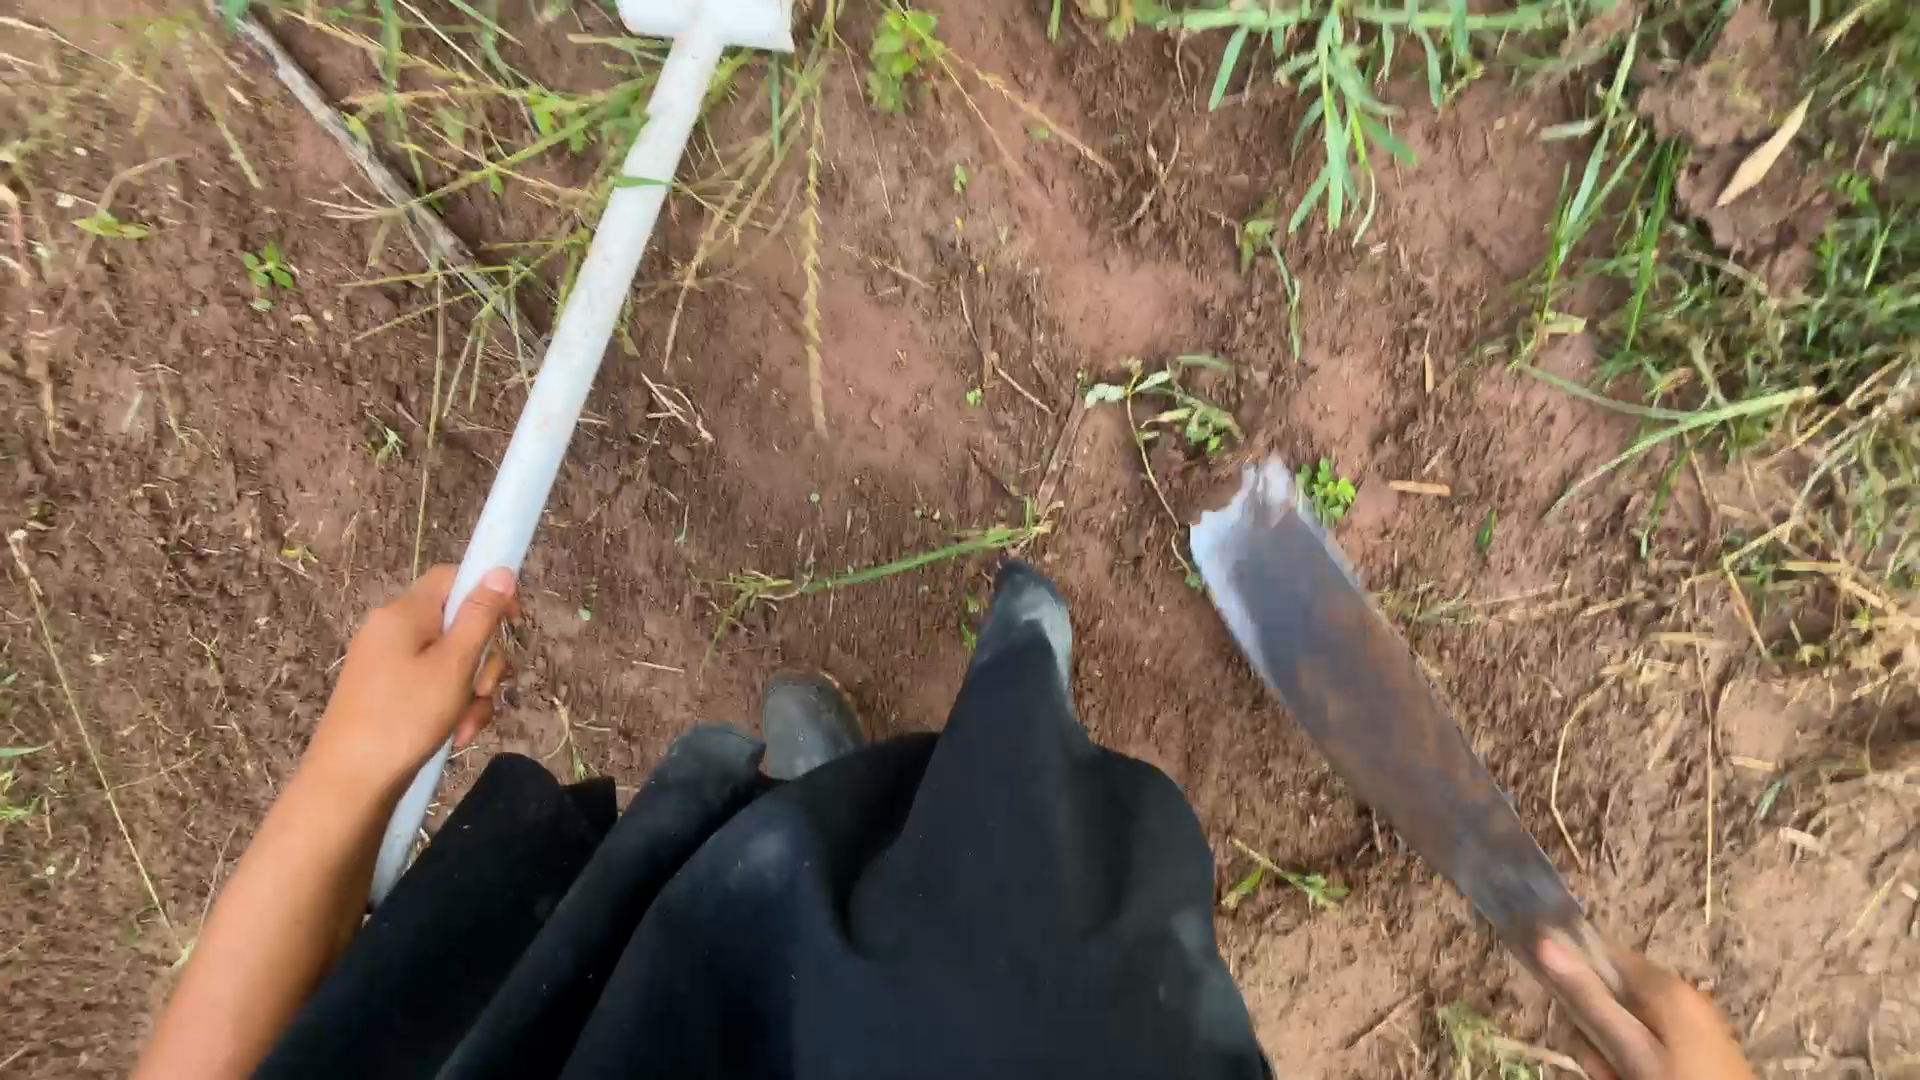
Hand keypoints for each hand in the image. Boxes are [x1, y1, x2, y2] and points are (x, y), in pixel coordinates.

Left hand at [303, 565, 519, 799]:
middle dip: (485, 658)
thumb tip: (501, 571)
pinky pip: (439, 684)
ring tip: (468, 720)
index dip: (489, 591)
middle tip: (484, 687)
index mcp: (404, 614)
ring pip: (457, 659)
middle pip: (461, 623)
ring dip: (474, 689)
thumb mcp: (455, 663)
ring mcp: (391, 663)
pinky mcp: (392, 691)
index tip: (513, 622)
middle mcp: (394, 631)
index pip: (453, 577)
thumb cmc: (404, 716)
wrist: (349, 784)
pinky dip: (455, 704)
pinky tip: (457, 731)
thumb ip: (481, 615)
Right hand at [1539, 937, 1755, 1079]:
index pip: (1600, 951)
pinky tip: (1625, 1077)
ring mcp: (1686, 1026)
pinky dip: (1628, 1058)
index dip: (1572, 969)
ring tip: (1610, 1073)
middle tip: (1592, 1053)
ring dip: (1604, 1045)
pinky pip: (1642, 1039)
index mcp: (1667, 987)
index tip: (1560, 1001)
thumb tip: (1543, 941)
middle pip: (1607, 989)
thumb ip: (1589, 997)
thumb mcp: (1632, 1049)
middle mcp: (1677, 997)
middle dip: (1589, 1021)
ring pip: (1620, 1019)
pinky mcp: (1691, 1050)